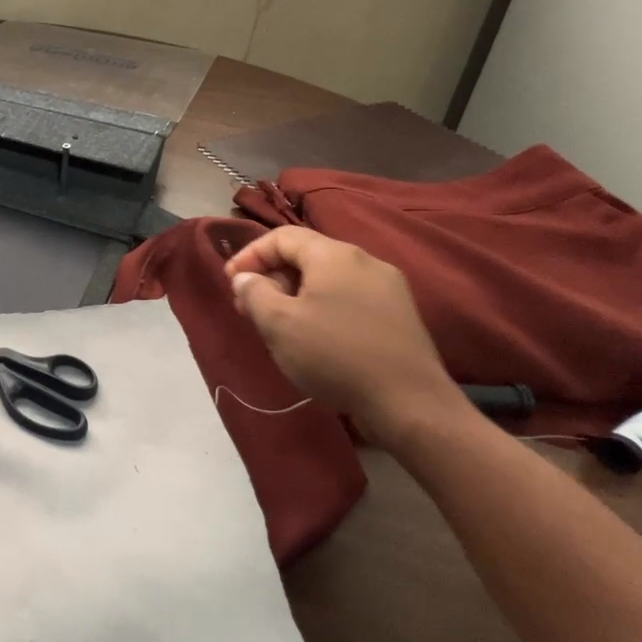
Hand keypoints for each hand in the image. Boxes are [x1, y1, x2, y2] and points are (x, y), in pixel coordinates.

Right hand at [225, 226, 466, 444]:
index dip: (250, 255)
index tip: (231, 283)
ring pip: (327, 278)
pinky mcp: (400, 315)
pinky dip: (322, 306)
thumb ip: (254, 292)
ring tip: (278, 324)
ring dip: (295, 293)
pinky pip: (349, 296)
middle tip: (249, 307)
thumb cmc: (335, 356)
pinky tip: (314, 335)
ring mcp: (388, 288)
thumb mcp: (278, 324)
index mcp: (335, 255)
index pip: (282, 236)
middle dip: (271, 276)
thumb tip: (247, 278)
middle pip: (306, 255)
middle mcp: (365, 261)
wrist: (411, 405)